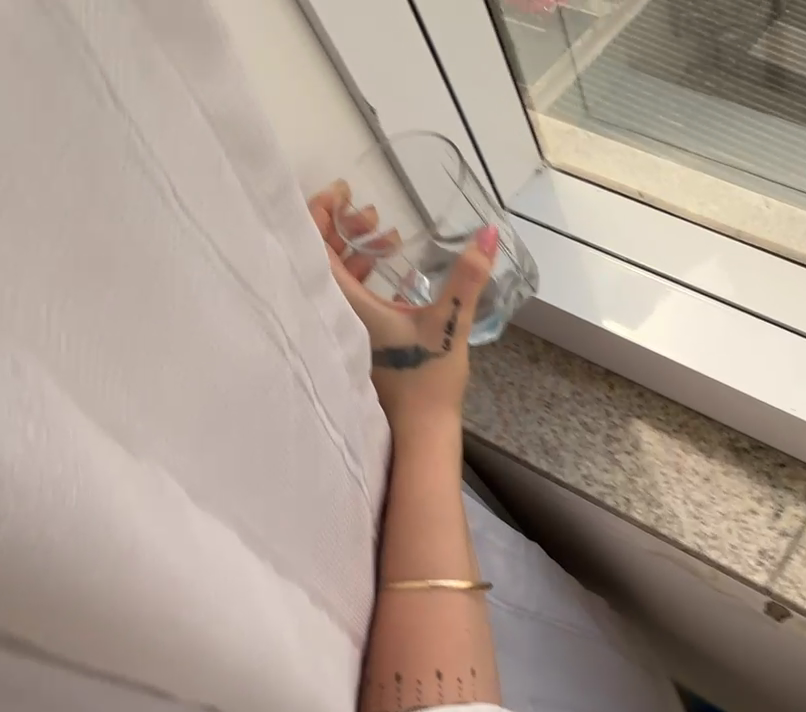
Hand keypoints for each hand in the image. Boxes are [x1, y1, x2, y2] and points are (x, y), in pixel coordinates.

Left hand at [306, 180, 496, 423]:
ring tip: (386, 235)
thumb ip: (468, 278)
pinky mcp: (366, 340)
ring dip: (358, 250)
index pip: (317, 246)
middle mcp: (343, 312)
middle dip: (343, 227)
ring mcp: (352, 327)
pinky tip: (393, 271)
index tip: (343, 191)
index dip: (322, 211)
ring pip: (340, 277)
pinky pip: (355, 295)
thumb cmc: (428, 378)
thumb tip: (488, 234)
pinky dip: (367, 274)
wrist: (423, 426)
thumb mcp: (450, 323)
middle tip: (370, 211)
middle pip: (324, 257)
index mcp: (350, 304)